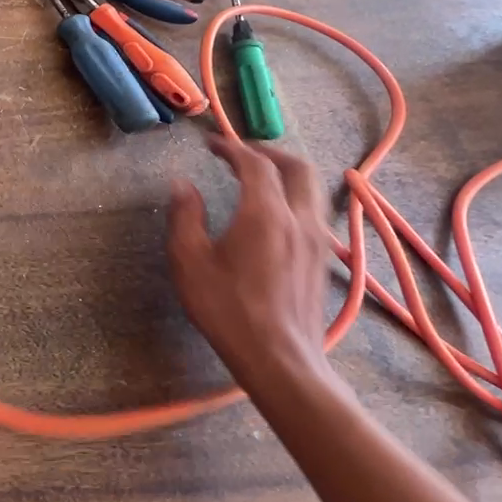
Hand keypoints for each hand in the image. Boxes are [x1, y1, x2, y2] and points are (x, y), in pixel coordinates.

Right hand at [167, 135, 333, 383]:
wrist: (279, 358)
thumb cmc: (225, 306)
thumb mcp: (189, 259)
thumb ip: (185, 216)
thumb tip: (182, 185)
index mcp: (265, 215)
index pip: (256, 165)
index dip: (232, 147)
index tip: (210, 143)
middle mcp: (299, 222)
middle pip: (298, 170)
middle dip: (268, 153)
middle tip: (237, 152)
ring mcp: (316, 242)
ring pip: (310, 191)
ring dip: (282, 175)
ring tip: (252, 178)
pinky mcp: (319, 260)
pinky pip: (310, 213)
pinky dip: (289, 197)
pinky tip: (267, 212)